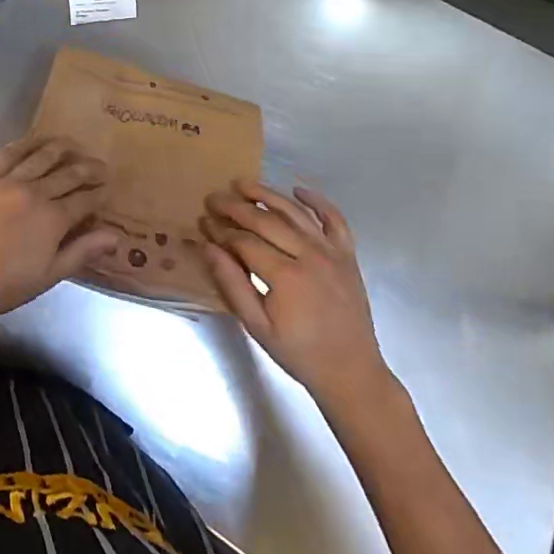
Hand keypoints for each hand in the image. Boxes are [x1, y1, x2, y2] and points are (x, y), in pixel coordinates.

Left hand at [0, 136, 123, 327]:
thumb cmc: (5, 285)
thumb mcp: (50, 274)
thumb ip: (83, 251)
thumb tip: (116, 236)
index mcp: (53, 219)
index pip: (85, 199)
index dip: (100, 193)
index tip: (109, 189)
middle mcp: (34, 193)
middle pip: (69, 173)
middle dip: (89, 168)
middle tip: (101, 166)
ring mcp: (7, 182)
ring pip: (42, 156)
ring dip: (63, 148)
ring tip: (75, 145)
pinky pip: (9, 154)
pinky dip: (26, 144)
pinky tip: (36, 141)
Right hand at [199, 180, 390, 393]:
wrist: (350, 370)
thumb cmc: (298, 352)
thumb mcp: (257, 326)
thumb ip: (232, 284)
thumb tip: (209, 248)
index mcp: (286, 277)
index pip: (245, 242)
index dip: (220, 231)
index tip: (203, 222)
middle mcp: (311, 256)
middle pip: (267, 221)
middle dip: (236, 207)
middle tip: (213, 198)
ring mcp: (332, 253)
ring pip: (296, 213)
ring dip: (268, 195)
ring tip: (243, 183)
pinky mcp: (348, 255)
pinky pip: (335, 219)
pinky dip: (318, 202)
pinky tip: (298, 190)